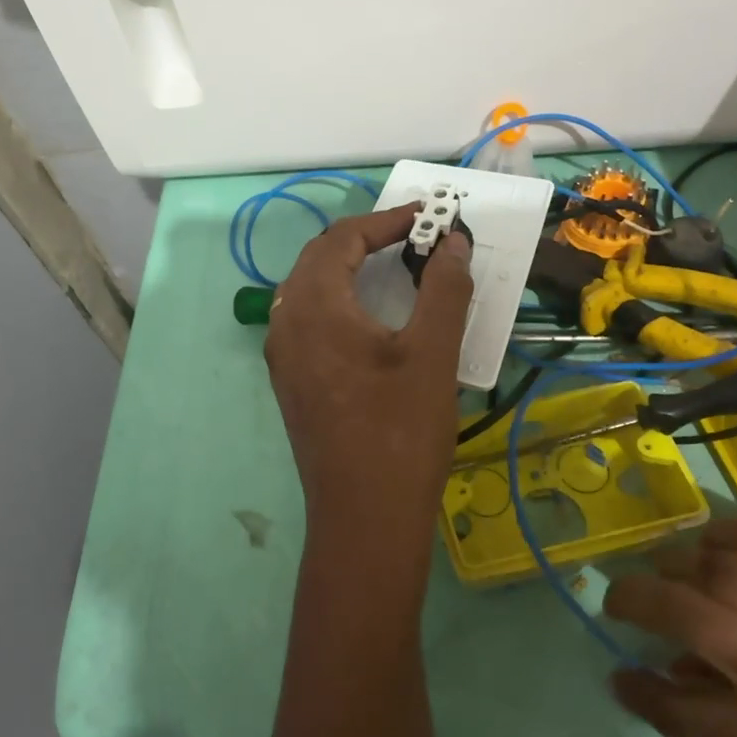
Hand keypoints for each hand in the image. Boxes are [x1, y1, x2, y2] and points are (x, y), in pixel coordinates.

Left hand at [264, 204, 474, 538]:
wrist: (363, 518)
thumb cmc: (401, 431)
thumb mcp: (432, 354)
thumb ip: (444, 289)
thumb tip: (454, 243)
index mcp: (314, 306)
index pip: (342, 238)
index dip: (387, 220)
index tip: (430, 218)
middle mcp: (286, 323)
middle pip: (319, 258)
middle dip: (365, 238)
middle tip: (415, 236)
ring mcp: (282, 355)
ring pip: (309, 288)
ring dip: (348, 268)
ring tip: (394, 266)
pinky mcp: (290, 382)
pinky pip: (307, 319)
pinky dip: (338, 299)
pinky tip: (369, 316)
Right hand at [607, 519, 736, 736]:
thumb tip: (688, 687)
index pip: (680, 708)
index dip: (638, 692)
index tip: (618, 678)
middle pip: (683, 613)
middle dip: (633, 602)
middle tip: (616, 603)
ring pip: (721, 563)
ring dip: (677, 561)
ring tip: (664, 569)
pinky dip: (728, 534)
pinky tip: (717, 545)